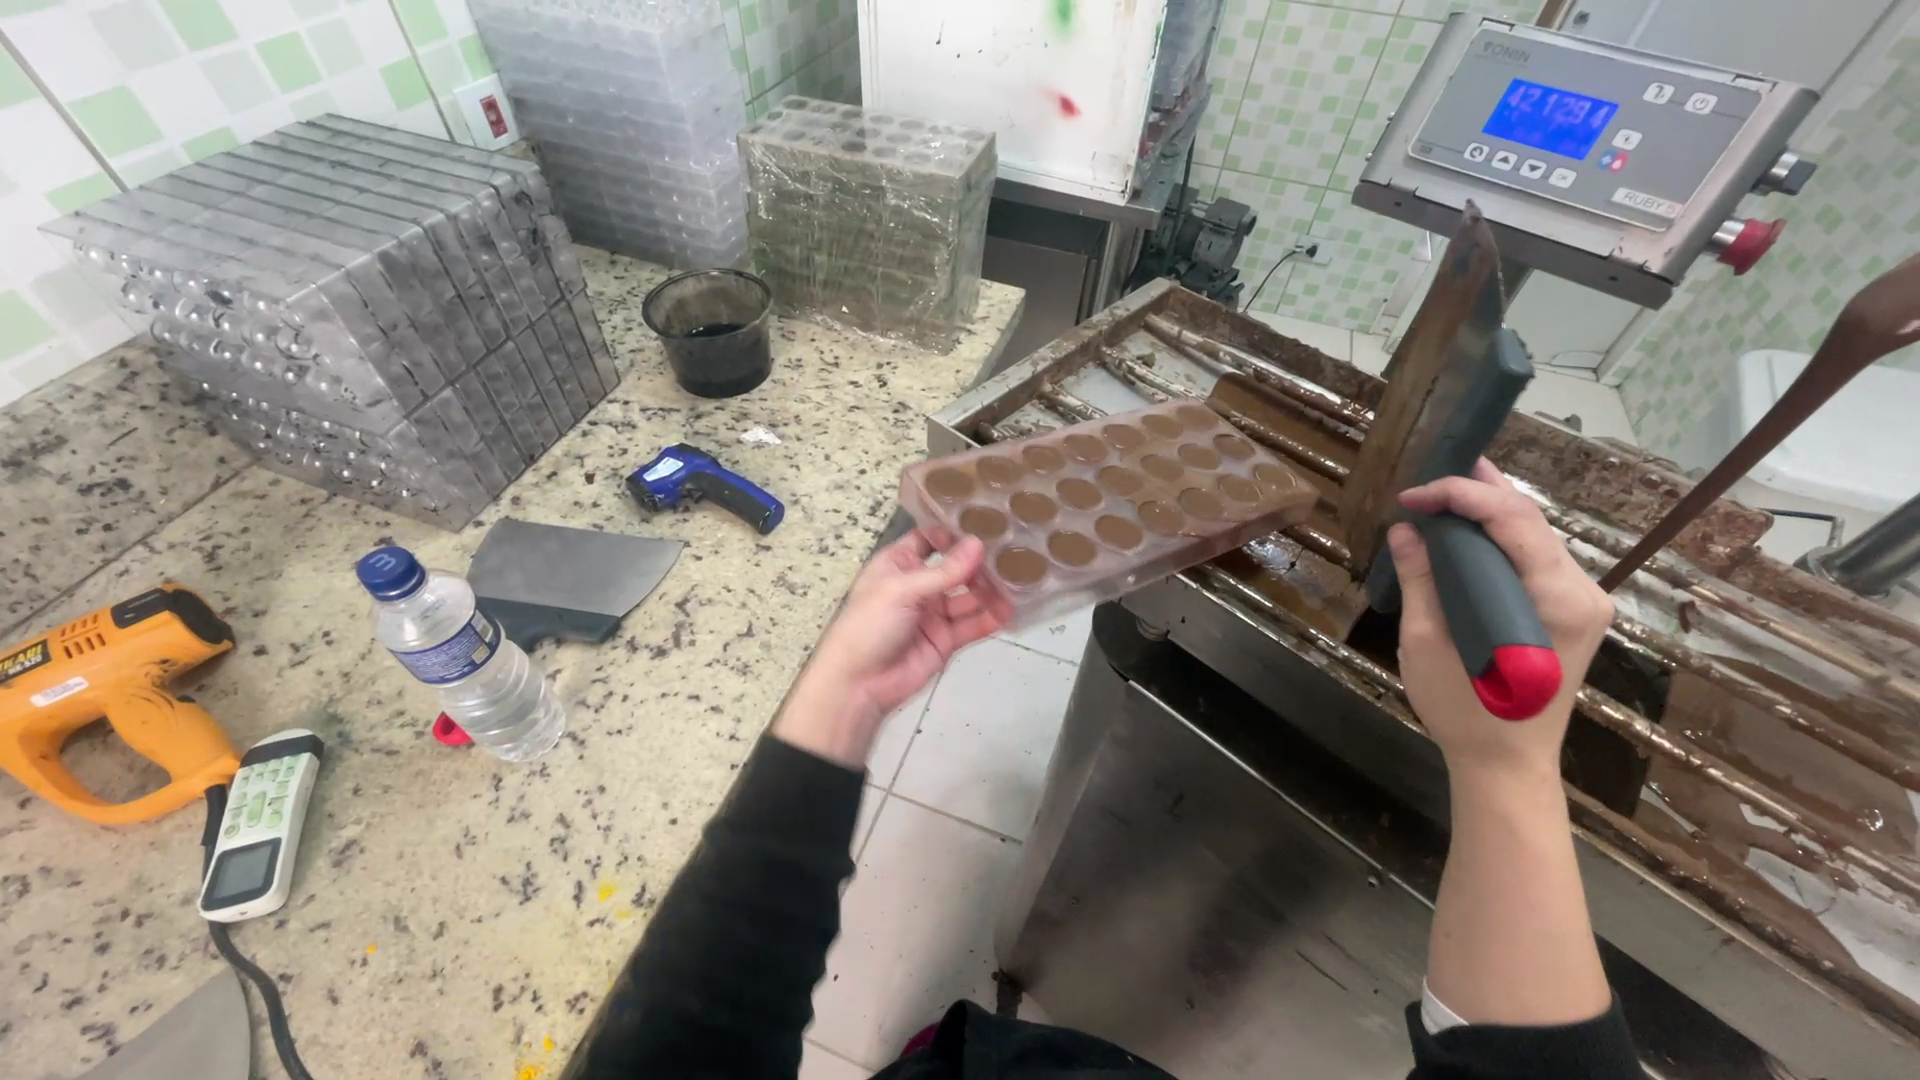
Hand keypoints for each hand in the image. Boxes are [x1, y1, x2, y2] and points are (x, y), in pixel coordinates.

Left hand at [773, 530, 1010, 767]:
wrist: (859, 684)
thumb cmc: (869, 625)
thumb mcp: (902, 591)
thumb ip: (944, 571)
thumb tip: (977, 544)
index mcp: (898, 565)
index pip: (928, 541)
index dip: (952, 535)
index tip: (983, 528)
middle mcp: (918, 586)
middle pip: (955, 569)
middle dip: (979, 565)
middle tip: (1011, 557)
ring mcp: (933, 614)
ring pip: (968, 598)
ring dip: (990, 592)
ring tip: (1019, 583)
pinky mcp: (946, 640)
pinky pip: (972, 625)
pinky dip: (990, 619)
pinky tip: (1011, 611)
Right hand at [1388, 459, 1611, 780]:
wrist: (1506, 763)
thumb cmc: (1464, 709)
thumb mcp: (1429, 640)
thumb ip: (1422, 579)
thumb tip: (1405, 530)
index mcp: (1555, 598)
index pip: (1514, 519)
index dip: (1460, 494)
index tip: (1410, 496)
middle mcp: (1581, 591)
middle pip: (1531, 519)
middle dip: (1479, 489)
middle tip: (1432, 472)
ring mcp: (1581, 601)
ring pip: (1535, 534)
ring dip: (1490, 508)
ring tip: (1446, 489)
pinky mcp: (1571, 612)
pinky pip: (1534, 557)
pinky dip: (1500, 535)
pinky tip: (1470, 527)